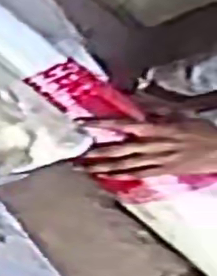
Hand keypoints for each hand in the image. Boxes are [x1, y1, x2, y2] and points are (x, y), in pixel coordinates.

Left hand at [81, 118, 216, 179]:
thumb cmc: (206, 132)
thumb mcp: (185, 117)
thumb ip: (160, 111)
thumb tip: (138, 99)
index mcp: (160, 130)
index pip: (125, 124)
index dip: (101, 123)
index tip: (79, 122)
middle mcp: (155, 144)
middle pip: (118, 149)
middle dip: (93, 152)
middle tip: (71, 155)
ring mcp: (159, 159)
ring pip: (123, 164)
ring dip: (99, 166)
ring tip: (78, 167)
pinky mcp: (165, 170)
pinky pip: (137, 174)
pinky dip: (117, 175)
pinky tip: (101, 176)